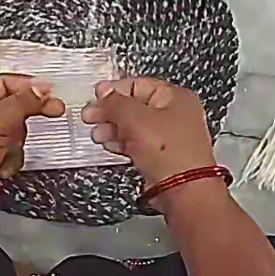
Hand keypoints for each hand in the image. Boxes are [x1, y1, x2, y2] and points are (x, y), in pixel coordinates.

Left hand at [0, 74, 63, 227]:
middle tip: (55, 109)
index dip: (27, 85)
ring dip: (16, 143)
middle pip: (15, 106)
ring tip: (3, 150)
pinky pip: (17, 150)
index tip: (49, 90)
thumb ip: (21, 103)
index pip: (4, 83)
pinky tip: (0, 166)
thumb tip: (40, 89)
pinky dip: (13, 159)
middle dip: (27, 115)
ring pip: (19, 131)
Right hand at [80, 77, 216, 187]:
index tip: (95, 97)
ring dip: (113, 129)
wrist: (183, 190)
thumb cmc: (170, 151)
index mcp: (174, 97)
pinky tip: (110, 145)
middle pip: (134, 106)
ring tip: (98, 134)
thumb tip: (104, 91)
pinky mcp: (162, 156)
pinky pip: (138, 144)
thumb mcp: (135, 118)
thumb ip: (115, 102)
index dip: (114, 90)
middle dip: (110, 112)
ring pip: (134, 126)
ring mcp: (169, 137)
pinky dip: (122, 143)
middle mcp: (174, 114)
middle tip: (91, 117)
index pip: (137, 84)